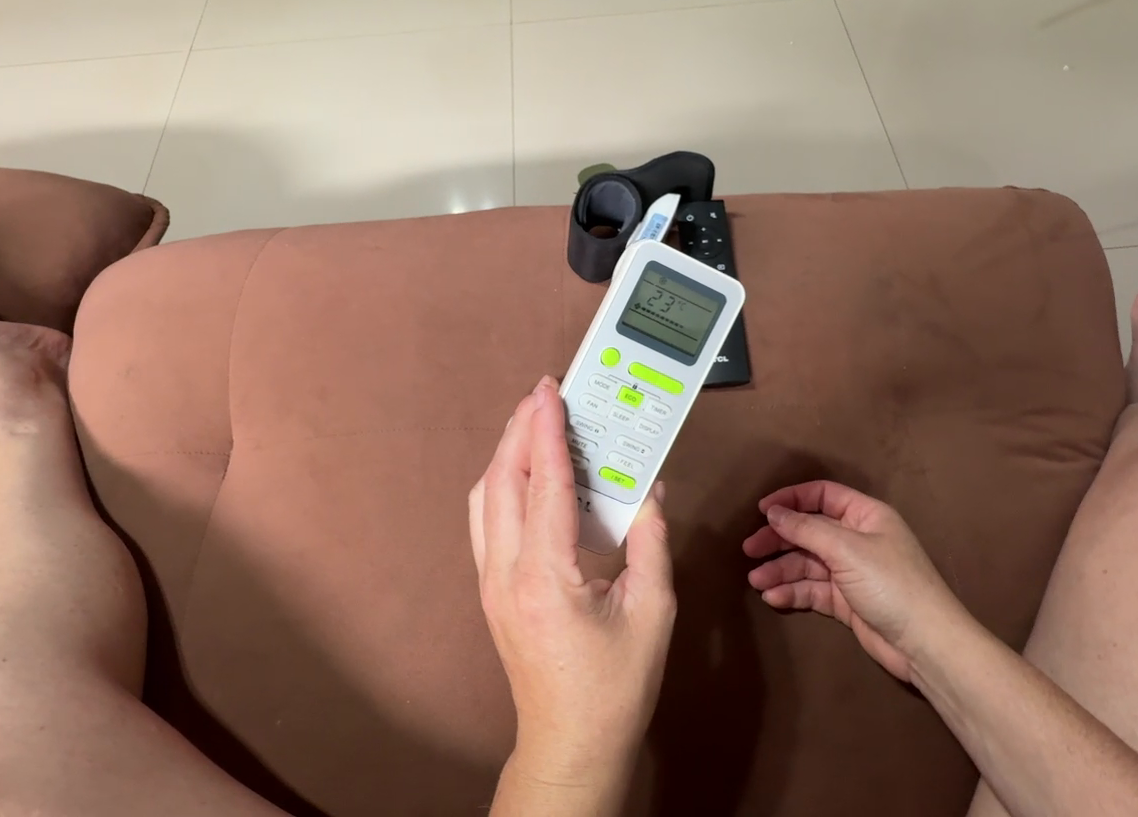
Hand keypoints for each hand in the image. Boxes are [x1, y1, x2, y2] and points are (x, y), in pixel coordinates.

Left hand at [470, 377, 675, 807]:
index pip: (545, 485)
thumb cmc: (614, 689)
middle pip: (502, 481)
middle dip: (520, 429)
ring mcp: (491, 583)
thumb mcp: (653, 613)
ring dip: (508, 454)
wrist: (571, 744)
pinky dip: (504, 483)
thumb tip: (649, 490)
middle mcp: (506, 574)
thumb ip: (651, 543)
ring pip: (485, 498)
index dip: (548, 432)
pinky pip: (487, 520)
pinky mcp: (491, 590)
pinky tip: (527, 473)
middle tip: (545, 394)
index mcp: (546, 578)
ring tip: (535, 423)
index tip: (550, 392)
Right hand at [742, 481, 966, 686]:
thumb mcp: (846, 549)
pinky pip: (813, 590)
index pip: (822, 495)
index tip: (761, 510)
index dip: (791, 499)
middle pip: (809, 531)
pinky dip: (793, 592)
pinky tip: (774, 598)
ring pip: (808, 563)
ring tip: (756, 582)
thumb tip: (773, 512)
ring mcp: (852, 572)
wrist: (927, 644)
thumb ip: (806, 529)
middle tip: (749, 550)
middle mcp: (857, 539)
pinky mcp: (847, 602)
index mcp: (865, 516)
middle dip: (778, 540)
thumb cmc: (891, 584)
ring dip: (781, 570)